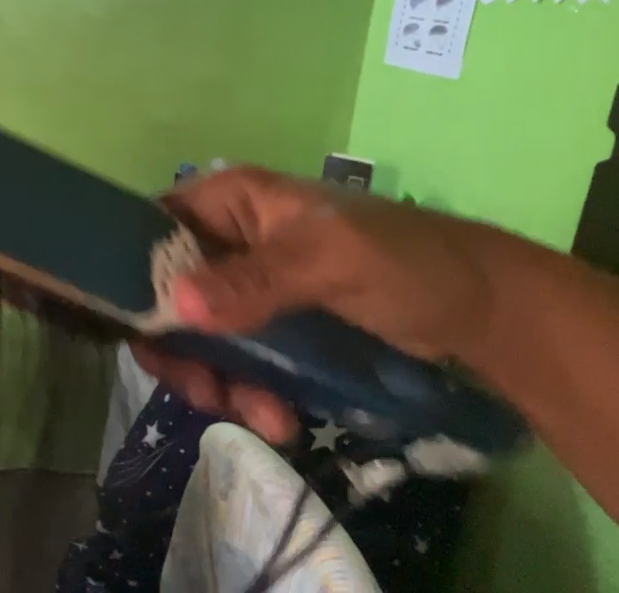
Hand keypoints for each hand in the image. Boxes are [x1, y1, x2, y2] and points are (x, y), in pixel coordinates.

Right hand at [131, 166, 512, 442]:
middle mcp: (223, 239)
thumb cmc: (405, 261)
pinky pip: (231, 358)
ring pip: (193, 333)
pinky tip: (279, 418)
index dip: (130, 276)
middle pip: (162, 291)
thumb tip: (175, 306)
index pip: (148, 230)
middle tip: (204, 391)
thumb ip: (253, 281)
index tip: (143, 332)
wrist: (489, 312)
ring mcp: (244, 285)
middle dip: (179, 347)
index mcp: (226, 201)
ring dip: (216, 379)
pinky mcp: (268, 326)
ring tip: (262, 417)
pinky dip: (245, 391)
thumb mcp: (328, 261)